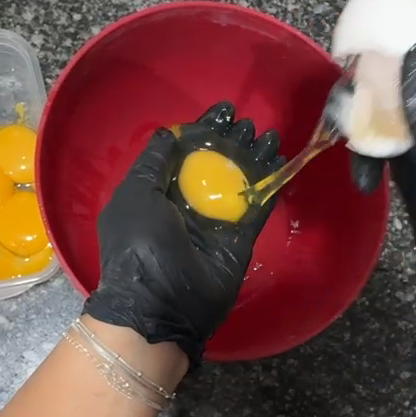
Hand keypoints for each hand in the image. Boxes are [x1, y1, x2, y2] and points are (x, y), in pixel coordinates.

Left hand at [82, 102, 281, 365]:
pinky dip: (269, 185)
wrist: (161, 304)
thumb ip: (154, 163)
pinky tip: (279, 161)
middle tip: (248, 123)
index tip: (223, 111)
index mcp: (157, 193)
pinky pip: (257, 207)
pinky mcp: (239, 240)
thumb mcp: (136, 195)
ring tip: (268, 135)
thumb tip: (170, 133)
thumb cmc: (140, 245)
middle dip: (232, 141)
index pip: (183, 153)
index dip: (202, 130)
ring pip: (238, 182)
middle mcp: (186, 205)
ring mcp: (214, 223)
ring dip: (254, 157)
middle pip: (214, 164)